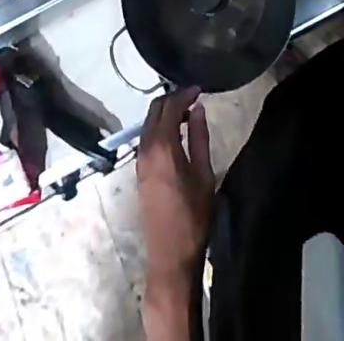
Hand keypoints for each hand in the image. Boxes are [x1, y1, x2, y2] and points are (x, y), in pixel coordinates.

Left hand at [138, 88, 211, 334]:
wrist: (170, 254)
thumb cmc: (193, 214)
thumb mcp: (204, 174)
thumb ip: (199, 137)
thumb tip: (198, 108)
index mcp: (162, 146)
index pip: (169, 107)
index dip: (184, 93)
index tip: (200, 88)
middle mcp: (145, 149)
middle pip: (154, 111)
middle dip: (172, 99)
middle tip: (194, 96)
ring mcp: (139, 161)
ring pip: (149, 124)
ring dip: (166, 113)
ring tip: (189, 113)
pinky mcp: (139, 172)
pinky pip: (147, 138)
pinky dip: (160, 127)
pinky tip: (176, 133)